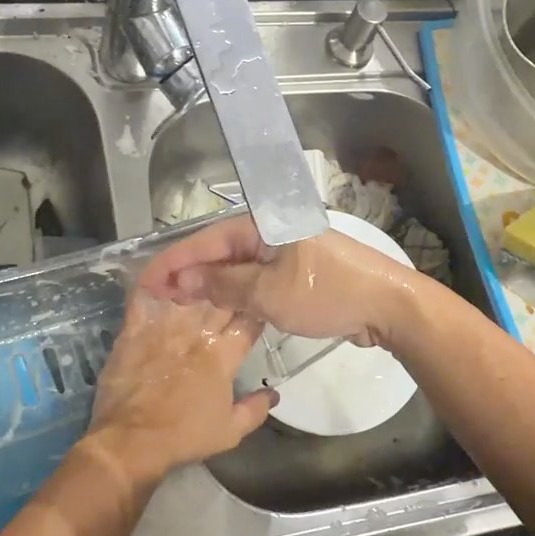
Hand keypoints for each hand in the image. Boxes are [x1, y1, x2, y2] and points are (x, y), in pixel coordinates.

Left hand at [79, 291, 274, 485]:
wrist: (130, 440)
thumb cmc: (182, 436)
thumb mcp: (229, 432)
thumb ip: (256, 410)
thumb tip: (274, 393)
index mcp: (223, 356)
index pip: (249, 321)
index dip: (256, 310)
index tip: (257, 305)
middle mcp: (197, 333)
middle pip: (220, 298)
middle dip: (229, 287)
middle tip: (232, 281)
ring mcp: (164, 327)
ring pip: (186, 290)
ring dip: (195, 279)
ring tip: (202, 269)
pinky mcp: (134, 329)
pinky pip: (146, 296)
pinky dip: (154, 283)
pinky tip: (161, 275)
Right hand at [136, 214, 422, 349]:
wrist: (389, 306)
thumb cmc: (329, 293)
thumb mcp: (270, 293)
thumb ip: (223, 286)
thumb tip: (182, 281)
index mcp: (264, 225)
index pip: (207, 239)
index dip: (174, 261)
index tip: (146, 280)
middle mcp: (272, 232)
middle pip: (219, 251)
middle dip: (188, 274)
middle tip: (157, 299)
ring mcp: (286, 253)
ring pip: (237, 267)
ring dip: (211, 286)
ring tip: (179, 306)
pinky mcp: (296, 273)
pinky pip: (256, 280)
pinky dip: (236, 294)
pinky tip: (218, 310)